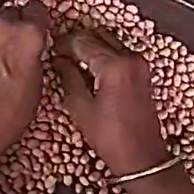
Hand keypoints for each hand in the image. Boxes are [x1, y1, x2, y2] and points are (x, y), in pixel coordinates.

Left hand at [0, 3, 50, 193]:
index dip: (37, 22)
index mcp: (28, 34)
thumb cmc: (5, 115)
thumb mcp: (38, 83)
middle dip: (13, 29)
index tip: (36, 29)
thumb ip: (35, 54)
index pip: (37, 9)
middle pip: (11, 13)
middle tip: (13, 52)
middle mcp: (0, 24)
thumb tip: (32, 47)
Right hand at [51, 29, 169, 176]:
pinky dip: (104, 54)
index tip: (50, 50)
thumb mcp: (82, 109)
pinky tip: (89, 68)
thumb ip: (69, 78)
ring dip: (91, 46)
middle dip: (77, 41)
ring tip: (71, 60)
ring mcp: (139, 64)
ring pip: (110, 41)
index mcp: (114, 66)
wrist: (142, 157)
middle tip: (58, 52)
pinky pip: (120, 53)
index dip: (63, 43)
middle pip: (98, 36)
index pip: (82, 42)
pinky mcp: (143, 73)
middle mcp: (130, 58)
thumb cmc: (111, 138)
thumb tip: (59, 61)